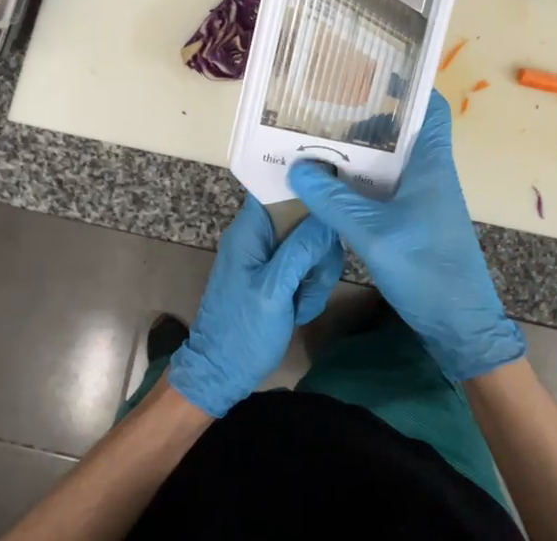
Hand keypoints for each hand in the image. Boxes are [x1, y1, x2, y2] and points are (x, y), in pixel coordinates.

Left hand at [169, 198, 343, 417]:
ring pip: (310, 245)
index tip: (333, 196)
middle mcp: (259, 235)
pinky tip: (300, 310)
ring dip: (315, 275)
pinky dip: (309, 288)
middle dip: (317, 250)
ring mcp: (268, 256)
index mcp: (250, 229)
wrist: (222, 372)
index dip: (305, 185)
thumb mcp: (274, 289)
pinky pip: (305, 268)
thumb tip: (327, 216)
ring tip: (303, 303)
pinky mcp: (277, 276)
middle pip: (304, 218)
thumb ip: (300, 250)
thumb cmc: (243, 329)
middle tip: (314, 280)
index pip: (276, 185)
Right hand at [288, 90, 526, 381]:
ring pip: (388, 159)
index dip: (405, 84)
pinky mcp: (412, 219)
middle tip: (322, 104)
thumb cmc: (427, 270)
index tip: (368, 70)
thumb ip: (332, 199)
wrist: (462, 326)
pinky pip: (382, 186)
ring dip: (358, 150)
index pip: (428, 106)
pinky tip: (329, 183)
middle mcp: (428, 171)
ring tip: (316, 137)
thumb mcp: (372, 233)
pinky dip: (358, 180)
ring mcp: (421, 197)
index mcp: (430, 162)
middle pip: (400, 129)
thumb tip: (297, 166)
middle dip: (364, 114)